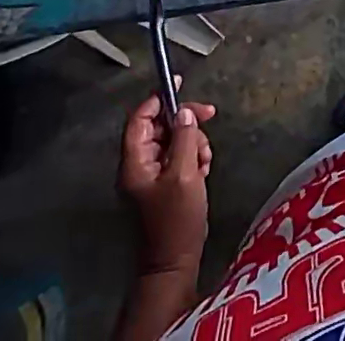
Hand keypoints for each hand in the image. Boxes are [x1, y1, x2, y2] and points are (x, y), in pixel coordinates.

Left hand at [118, 78, 216, 271]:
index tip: (179, 83)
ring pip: (174, 139)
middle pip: (160, 126)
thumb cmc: (176, 219)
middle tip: (208, 118)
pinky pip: (179, 156)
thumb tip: (184, 112)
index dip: (158, 98)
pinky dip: (194, 156)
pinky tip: (204, 169)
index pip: (140, 118)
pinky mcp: (165, 184)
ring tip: (205, 160)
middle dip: (185, 122)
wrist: (174, 262)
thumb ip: (183, 139)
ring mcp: (151, 175)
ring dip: (193, 142)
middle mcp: (139, 165)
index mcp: (135, 162)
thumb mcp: (184, 174)